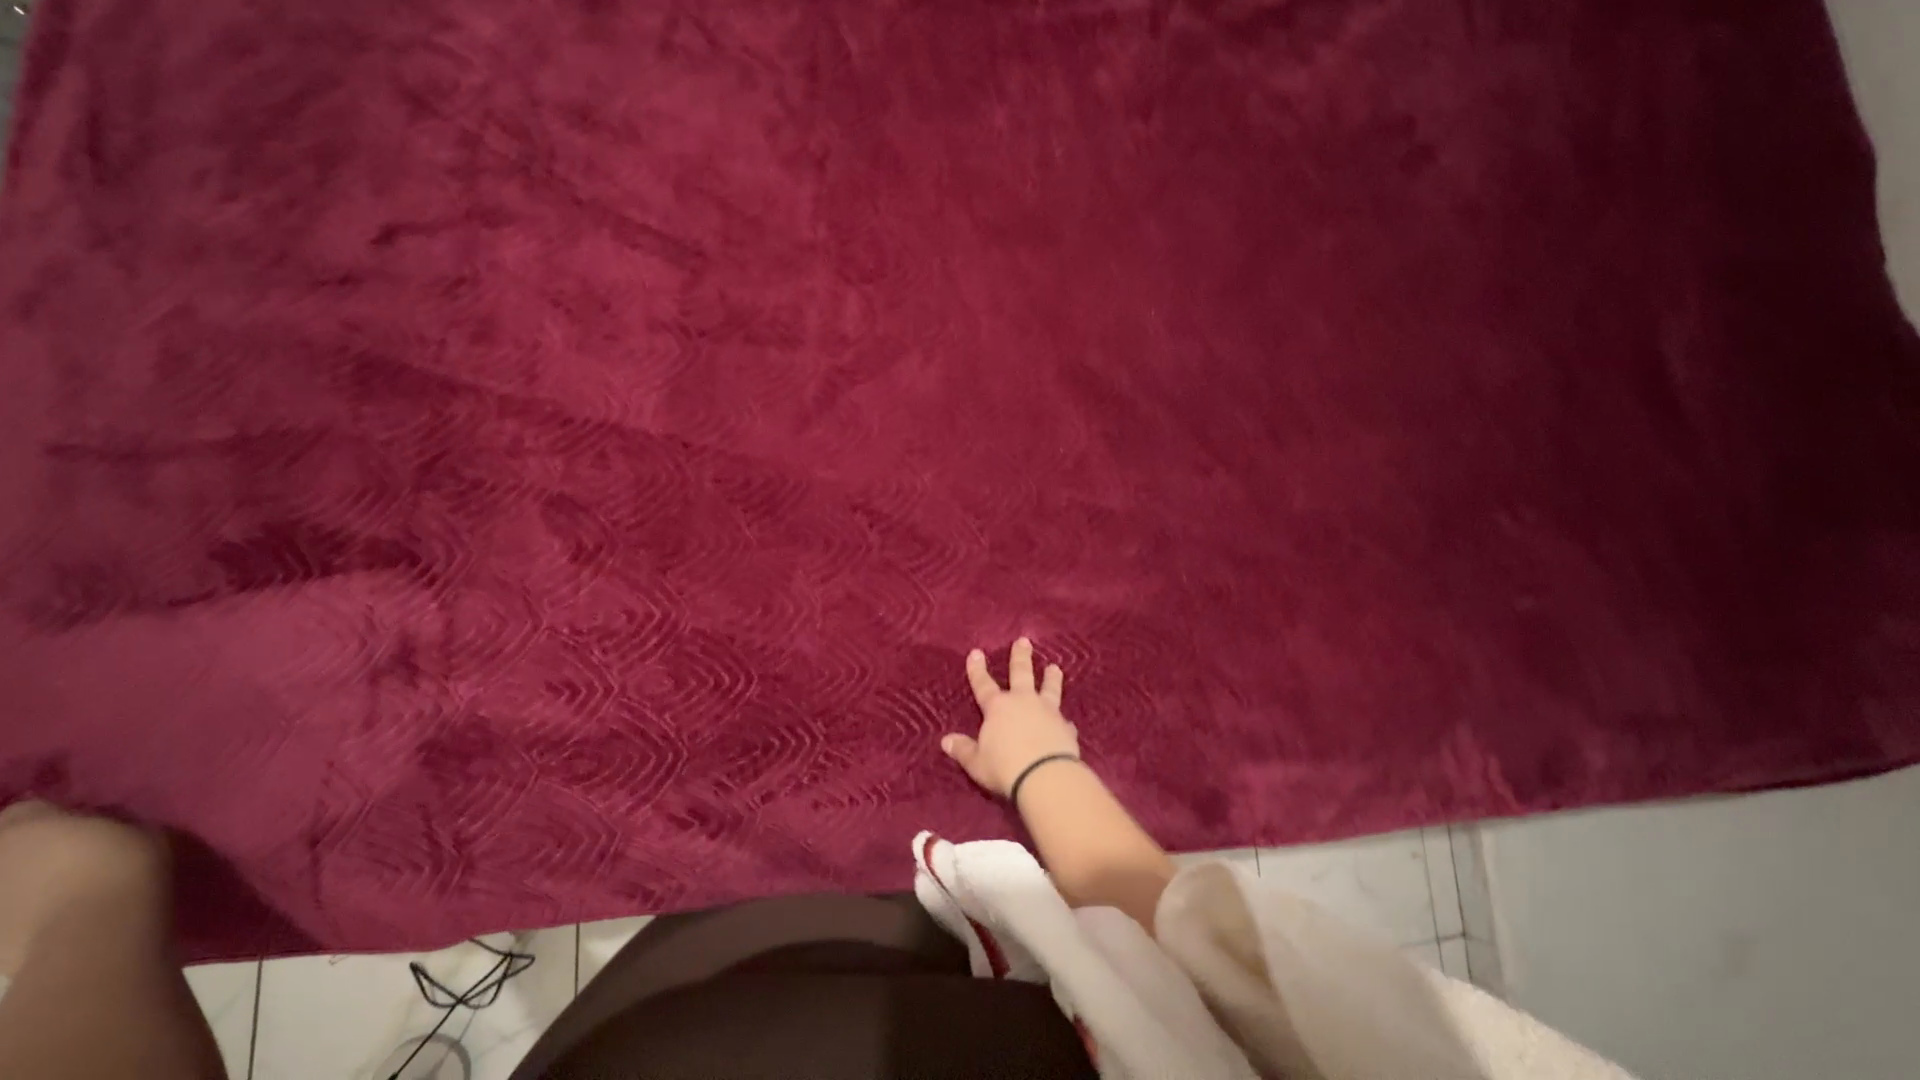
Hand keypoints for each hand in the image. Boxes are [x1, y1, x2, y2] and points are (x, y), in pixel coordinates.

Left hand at [0, 801, 168, 974]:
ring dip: (25, 884)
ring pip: (7, 883)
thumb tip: (109, 827)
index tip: (83, 827)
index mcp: (27, 823)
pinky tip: (53, 924)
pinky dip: (22, 918)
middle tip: (69, 860)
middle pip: (9, 846)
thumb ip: (116, 824)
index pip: (30, 808)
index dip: (54, 817)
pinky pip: (8, 918)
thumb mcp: (142, 831)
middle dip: (32, 851)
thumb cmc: (123, 868)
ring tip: (61, 895)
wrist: (95, 933)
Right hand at [942, 637, 1079, 799]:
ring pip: (1049, 689)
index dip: (977, 669)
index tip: (976, 652)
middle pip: (1021, 674)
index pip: (983, 684)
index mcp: (998, 707)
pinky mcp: (1066, 728)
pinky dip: (1064, 720)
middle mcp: (1024, 702)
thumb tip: (946, 741)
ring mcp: (1048, 712)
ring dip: (1051, 678)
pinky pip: (1064, 720)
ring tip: (1054, 668)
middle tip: (1024, 641)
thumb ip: (963, 750)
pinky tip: (1067, 721)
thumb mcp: (977, 762)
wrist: (1046, 777)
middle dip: (1020, 657)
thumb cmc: (1005, 768)